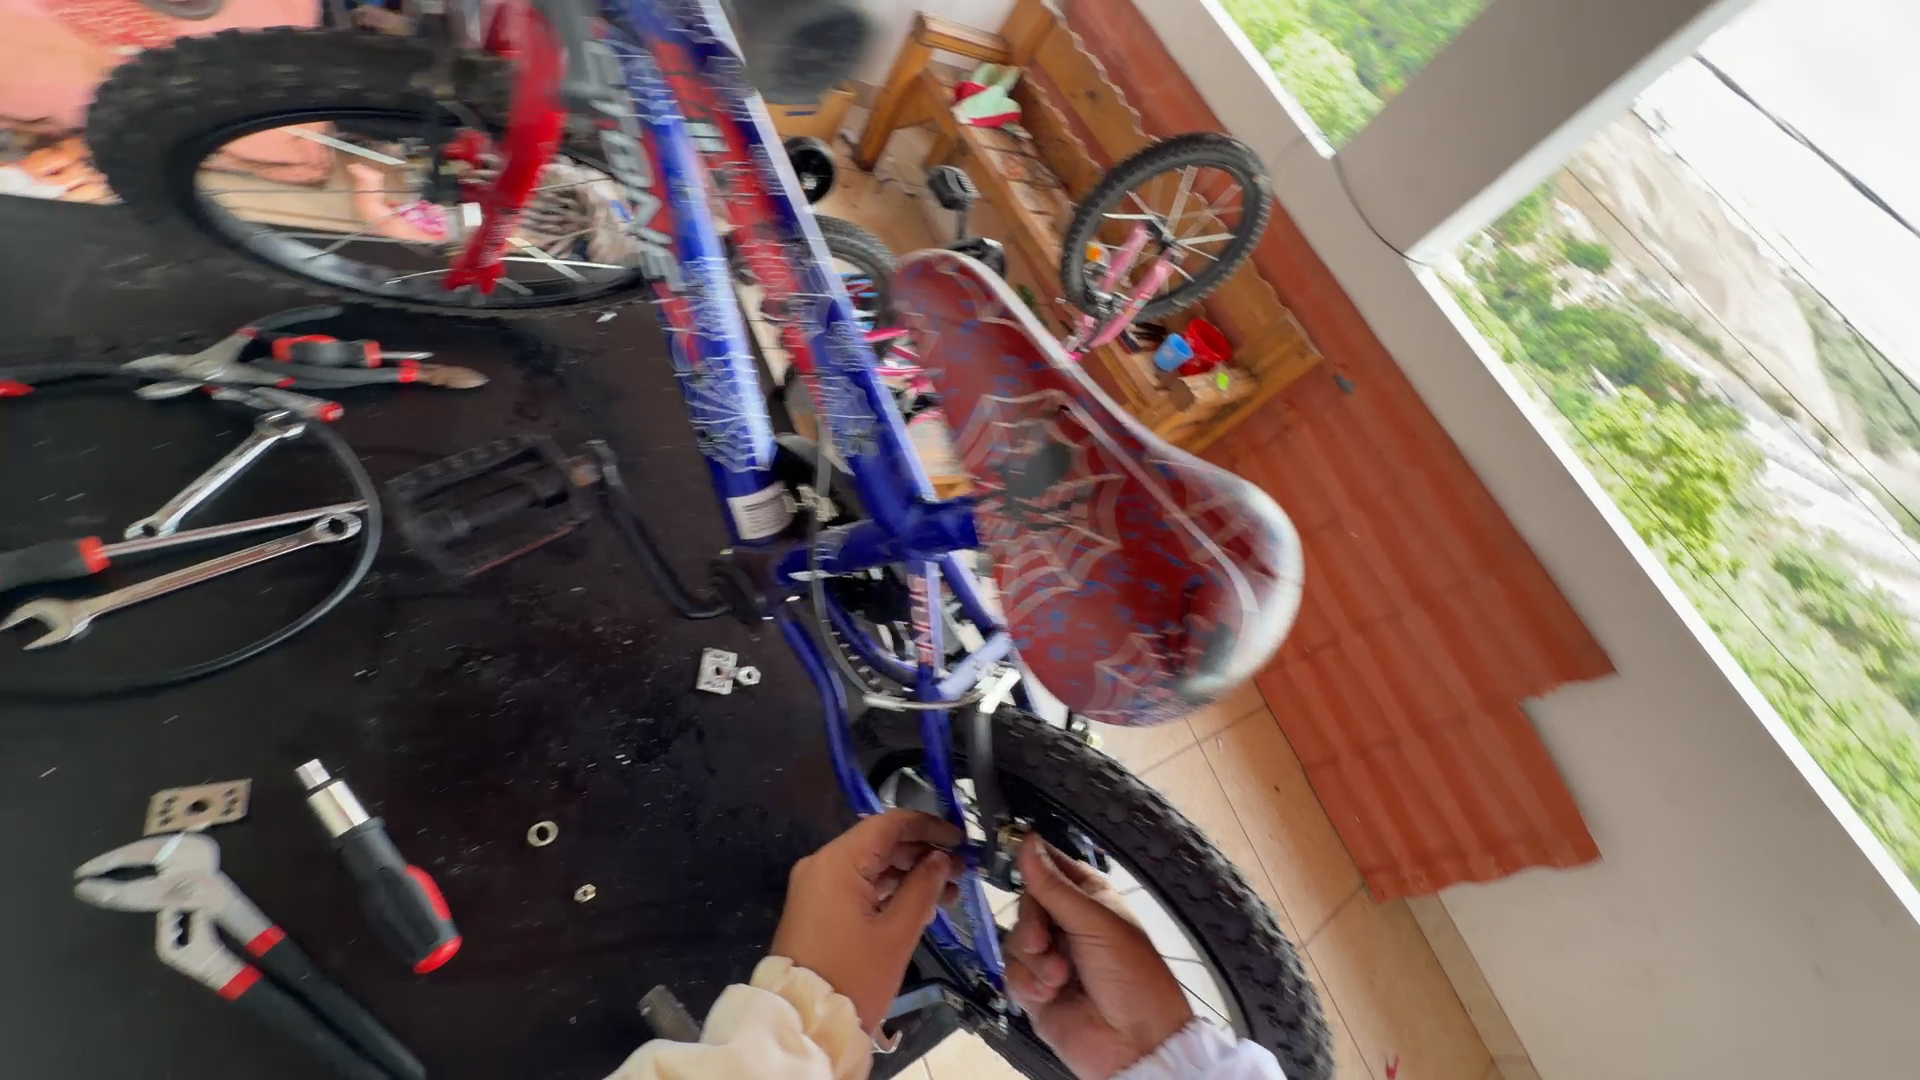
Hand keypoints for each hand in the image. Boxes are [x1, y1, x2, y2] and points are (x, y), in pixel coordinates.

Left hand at [770, 809, 962, 1032]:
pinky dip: (888, 891)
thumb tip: (941, 859)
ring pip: (871, 866)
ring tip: (949, 891)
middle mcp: (822, 864)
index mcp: (838, 861)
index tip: (959, 839)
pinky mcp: (817, 908)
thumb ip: (923, 887)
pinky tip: (921, 905)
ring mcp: (817, 886)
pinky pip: (858, 886)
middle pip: (880, 844)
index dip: (928, 827)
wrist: (802, 1028)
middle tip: (961, 869)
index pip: (889, 824)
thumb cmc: (854, 976)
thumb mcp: (897, 933)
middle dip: (922, 854)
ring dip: (909, 875)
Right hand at [1004, 837, 1193, 1079]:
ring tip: (1059, 978)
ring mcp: (1049, 958)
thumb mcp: (1095, 923)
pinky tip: (1048, 994)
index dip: (1032, 864)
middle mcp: (1066, 923)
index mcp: (1087, 897)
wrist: (1136, 1047)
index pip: (1050, 867)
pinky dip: (1027, 983)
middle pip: (1026, 904)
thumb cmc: (1130, 973)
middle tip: (1044, 942)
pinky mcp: (1035, 990)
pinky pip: (1011, 972)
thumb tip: (1027, 838)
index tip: (1013, 857)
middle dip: (1032, 924)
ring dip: (1034, 959)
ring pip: (1016, 938)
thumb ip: (1054, 885)